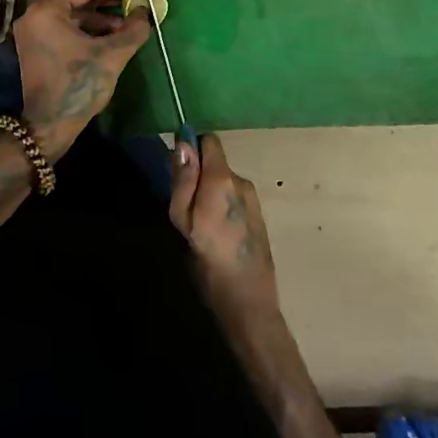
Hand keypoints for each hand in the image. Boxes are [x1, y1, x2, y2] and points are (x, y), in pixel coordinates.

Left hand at [13, 0, 152, 160]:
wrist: (50, 124)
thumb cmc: (79, 85)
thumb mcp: (112, 55)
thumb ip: (132, 29)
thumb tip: (146, 12)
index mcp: (46, 11)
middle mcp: (33, 16)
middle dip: (103, 0)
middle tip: (129, 2)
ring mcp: (31, 32)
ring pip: (68, 14)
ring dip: (96, 17)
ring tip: (124, 25)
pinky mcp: (34, 48)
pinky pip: (62, 27)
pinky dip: (84, 29)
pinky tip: (107, 37)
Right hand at [169, 134, 278, 316]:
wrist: (247, 297)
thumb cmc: (208, 258)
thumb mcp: (183, 218)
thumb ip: (183, 179)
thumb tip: (182, 143)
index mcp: (222, 178)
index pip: (209, 140)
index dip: (192, 148)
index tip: (179, 169)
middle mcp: (241, 180)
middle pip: (215, 162)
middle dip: (198, 175)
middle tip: (185, 206)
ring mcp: (253, 198)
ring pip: (223, 181)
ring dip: (210, 192)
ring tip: (200, 224)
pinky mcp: (258, 214)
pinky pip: (234, 197)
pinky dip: (222, 205)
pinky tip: (217, 231)